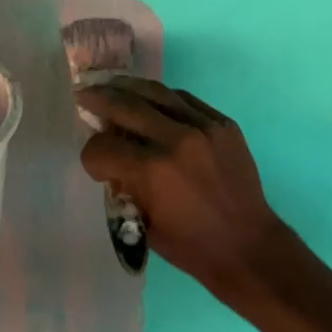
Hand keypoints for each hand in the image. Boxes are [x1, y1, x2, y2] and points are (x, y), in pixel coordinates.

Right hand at [76, 76, 290, 295]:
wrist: (246, 244)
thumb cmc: (190, 245)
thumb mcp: (142, 222)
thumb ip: (124, 185)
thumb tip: (113, 159)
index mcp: (151, 171)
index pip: (103, 147)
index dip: (91, 156)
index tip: (95, 163)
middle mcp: (175, 140)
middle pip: (125, 107)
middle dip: (99, 101)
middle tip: (84, 95)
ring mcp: (203, 128)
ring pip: (157, 93)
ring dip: (129, 88)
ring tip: (112, 85)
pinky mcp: (223, 124)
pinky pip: (186, 100)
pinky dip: (164, 98)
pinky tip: (151, 100)